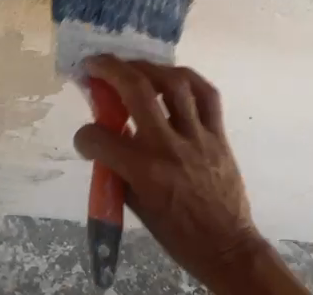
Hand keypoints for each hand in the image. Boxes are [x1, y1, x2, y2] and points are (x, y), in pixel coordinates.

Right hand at [73, 56, 292, 294]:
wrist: (228, 249)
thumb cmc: (176, 232)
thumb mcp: (135, 203)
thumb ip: (116, 165)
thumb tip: (102, 134)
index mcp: (143, 170)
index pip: (98, 137)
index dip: (84, 136)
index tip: (85, 140)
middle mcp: (168, 146)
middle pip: (135, 88)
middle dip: (107, 68)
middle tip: (94, 64)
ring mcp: (197, 137)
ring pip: (172, 83)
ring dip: (145, 67)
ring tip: (132, 68)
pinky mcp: (219, 136)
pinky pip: (207, 95)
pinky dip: (186, 78)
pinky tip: (170, 76)